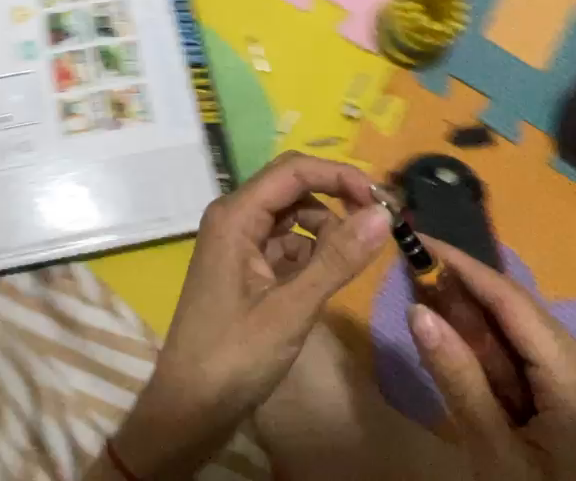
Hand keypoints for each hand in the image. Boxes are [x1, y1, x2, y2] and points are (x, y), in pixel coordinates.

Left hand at [109, 153, 389, 479]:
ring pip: (291, 215)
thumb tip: (383, 214)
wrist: (190, 404)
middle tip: (383, 223)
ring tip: (357, 258)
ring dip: (326, 228)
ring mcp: (237, 242)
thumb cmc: (235, 353)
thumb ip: (337, 259)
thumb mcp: (292, 308)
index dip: (341, 176)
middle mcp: (233, 217)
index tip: (384, 200)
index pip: (293, 170)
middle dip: (337, 197)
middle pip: (292, 187)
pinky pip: (284, 242)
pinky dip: (311, 252)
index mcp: (235, 215)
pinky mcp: (244, 266)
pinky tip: (329, 276)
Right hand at [408, 238, 575, 480]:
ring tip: (427, 305)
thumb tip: (415, 309)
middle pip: (522, 313)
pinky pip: (537, 353)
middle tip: (411, 275)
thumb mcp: (493, 455)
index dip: (463, 266)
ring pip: (527, 330)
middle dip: (465, 291)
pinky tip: (464, 346)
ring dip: (477, 319)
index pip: (515, 304)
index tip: (417, 239)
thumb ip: (458, 379)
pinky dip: (497, 346)